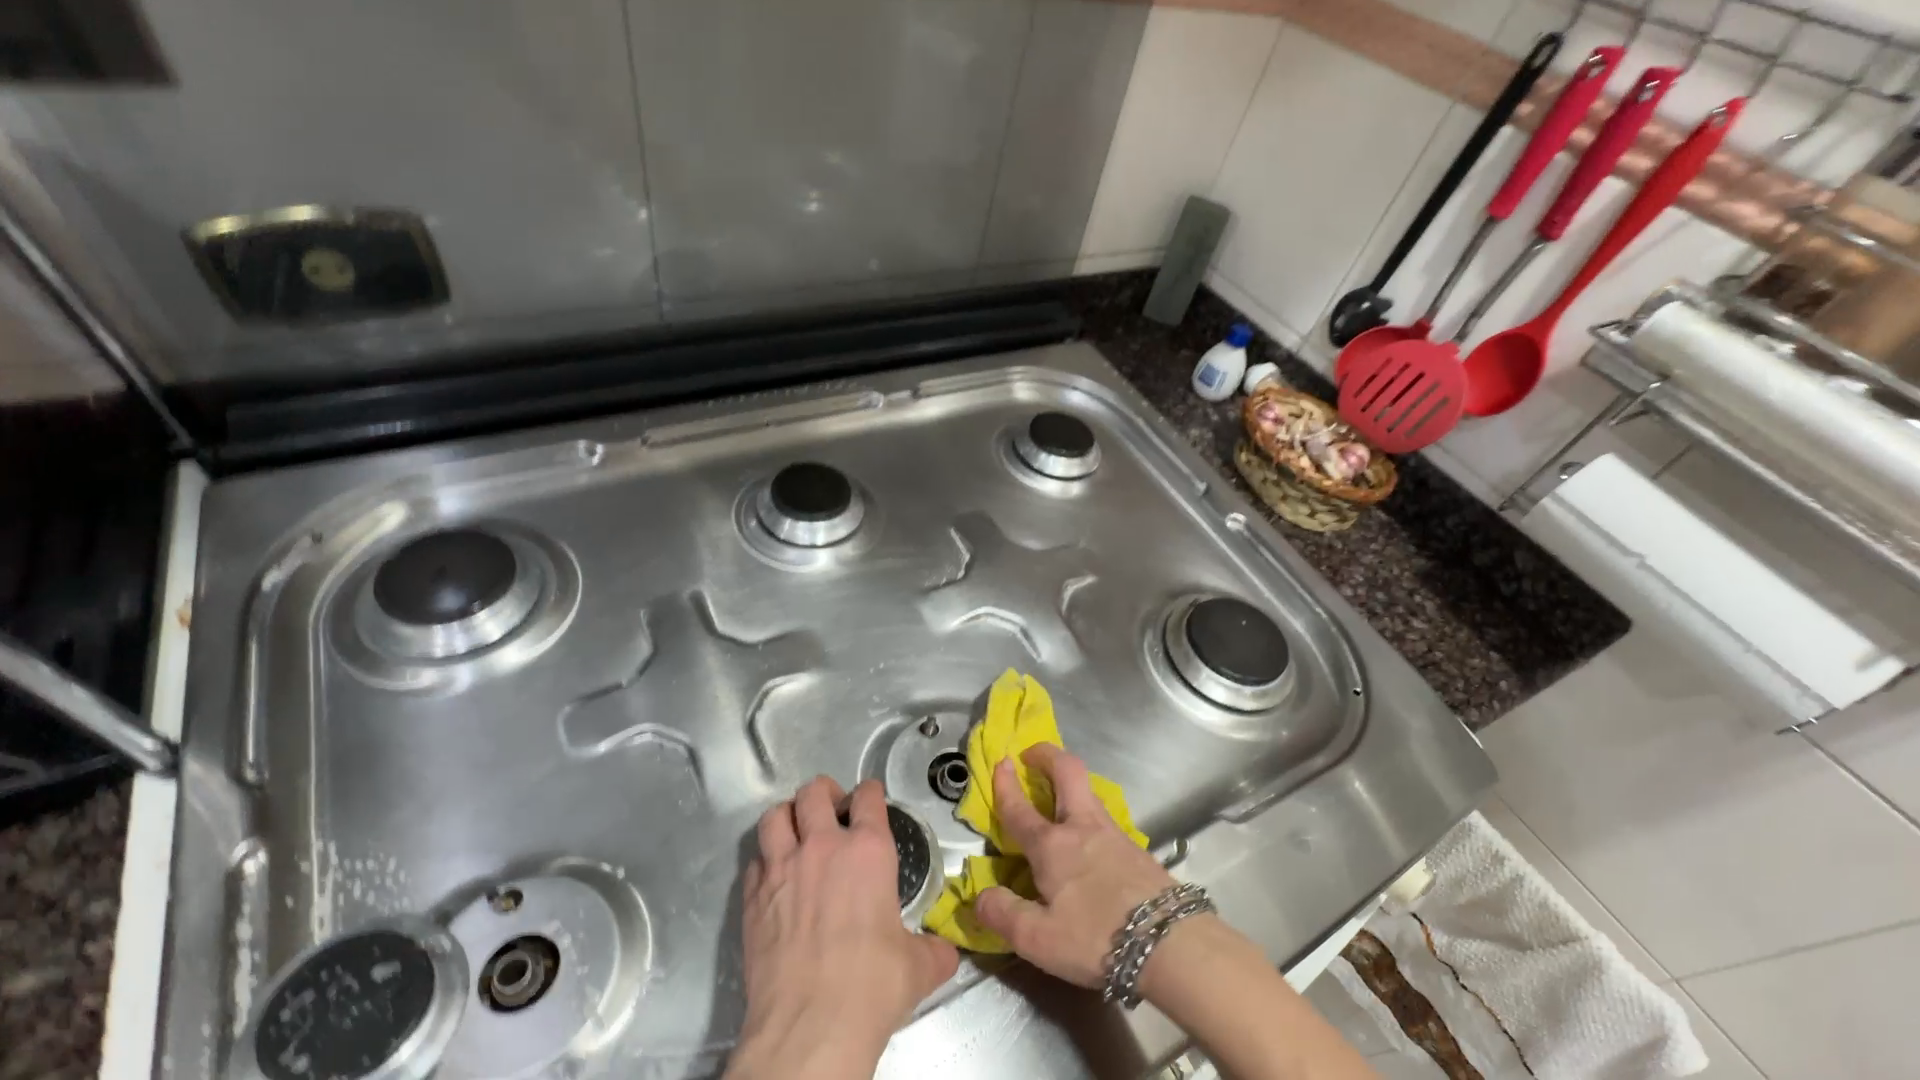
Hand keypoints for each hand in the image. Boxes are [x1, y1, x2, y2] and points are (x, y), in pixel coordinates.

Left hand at [728, 776, 959, 1079]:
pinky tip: (774, 876)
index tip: (870, 796)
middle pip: (814, 793)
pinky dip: (764, 860)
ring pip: (775, 816)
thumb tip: (945, 953)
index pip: (868, 798)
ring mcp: (780, 869)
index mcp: (868, 851)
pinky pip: (754, 860)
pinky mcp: (752, 897)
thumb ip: (933, 949)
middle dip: (824, 793)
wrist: (810, 1024)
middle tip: (831, 806)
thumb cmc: (872, 987)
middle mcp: (821, 847)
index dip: (870, 792)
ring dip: (787, 816)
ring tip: (796, 829)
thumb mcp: (919, 966)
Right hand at [972, 744, 1176, 987]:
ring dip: (1070, 784)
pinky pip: (1106, 819)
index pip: (1020, 809)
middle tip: (1032, 754)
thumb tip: (980, 897)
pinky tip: (1090, 839)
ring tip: (1058, 797)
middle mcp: (1083, 829)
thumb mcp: (1037, 939)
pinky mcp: (1139, 851)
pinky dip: (1090, 812)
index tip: (999, 763)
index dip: (1005, 785)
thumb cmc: (1096, 938)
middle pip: (1068, 773)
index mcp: (1052, 846)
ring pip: (1090, 794)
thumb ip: (1004, 915)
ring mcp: (1115, 836)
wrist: (1171, 943)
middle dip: (1048, 755)